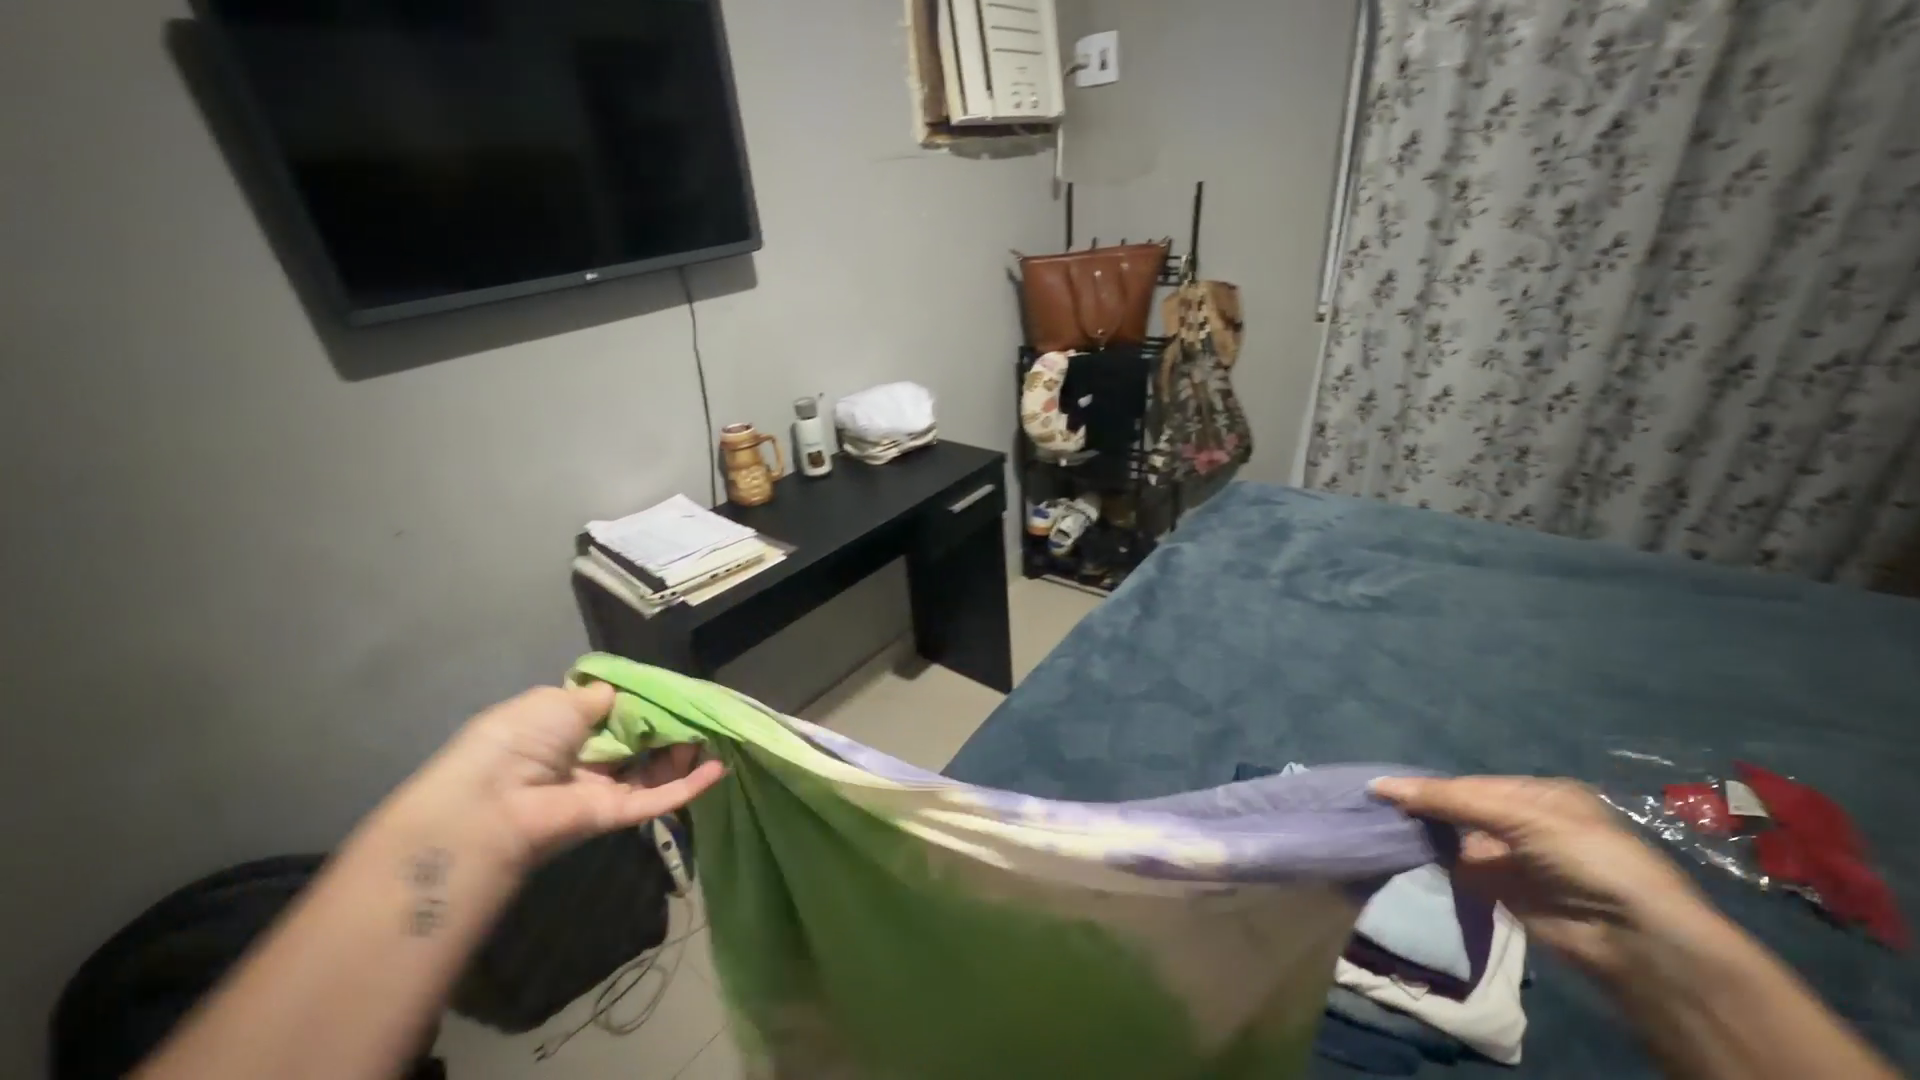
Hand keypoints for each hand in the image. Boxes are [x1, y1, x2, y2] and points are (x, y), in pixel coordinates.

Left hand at [406, 682, 725, 869]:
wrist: (492, 800)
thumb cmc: (519, 739)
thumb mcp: (557, 701)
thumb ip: (596, 697)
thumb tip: (618, 694)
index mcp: (565, 728)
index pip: (616, 713)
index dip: (645, 702)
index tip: (676, 691)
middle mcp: (586, 758)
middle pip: (640, 741)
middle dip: (670, 727)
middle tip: (701, 713)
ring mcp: (603, 789)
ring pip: (654, 770)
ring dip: (684, 753)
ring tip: (713, 736)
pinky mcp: (616, 815)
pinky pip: (657, 798)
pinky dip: (689, 786)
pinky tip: (718, 769)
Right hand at [1370, 775, 1713, 982]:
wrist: (1632, 937)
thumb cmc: (1583, 856)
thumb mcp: (1518, 815)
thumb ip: (1450, 800)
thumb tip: (1379, 786)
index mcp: (1537, 794)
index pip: (1469, 784)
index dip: (1428, 787)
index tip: (1381, 791)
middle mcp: (1523, 822)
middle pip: (1459, 810)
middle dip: (1422, 809)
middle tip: (1373, 810)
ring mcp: (1512, 859)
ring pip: (1454, 840)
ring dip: (1423, 837)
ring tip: (1377, 830)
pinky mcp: (1502, 892)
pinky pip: (1458, 871)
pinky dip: (1434, 864)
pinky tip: (1402, 856)